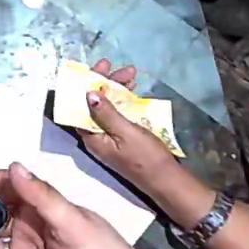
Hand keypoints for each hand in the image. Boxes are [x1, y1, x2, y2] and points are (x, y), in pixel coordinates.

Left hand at [77, 60, 210, 227]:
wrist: (168, 181)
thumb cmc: (146, 158)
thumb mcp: (126, 133)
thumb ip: (106, 113)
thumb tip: (88, 93)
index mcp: (90, 136)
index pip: (80, 104)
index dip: (86, 83)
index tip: (100, 67)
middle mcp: (95, 135)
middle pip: (93, 102)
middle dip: (105, 82)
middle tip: (120, 68)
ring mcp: (109, 135)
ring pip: (107, 105)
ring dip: (116, 88)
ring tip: (132, 74)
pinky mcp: (122, 136)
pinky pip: (117, 112)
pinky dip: (123, 99)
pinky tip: (133, 89)